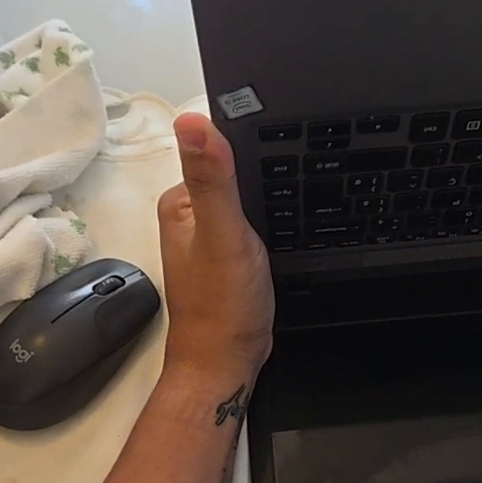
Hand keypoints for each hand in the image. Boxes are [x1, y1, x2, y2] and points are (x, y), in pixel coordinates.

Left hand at [156, 113, 273, 383]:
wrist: (227, 363)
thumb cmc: (221, 305)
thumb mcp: (221, 234)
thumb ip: (211, 179)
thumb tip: (191, 119)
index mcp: (179, 200)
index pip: (217, 150)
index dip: (253, 145)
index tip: (287, 148)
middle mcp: (190, 214)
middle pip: (236, 175)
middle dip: (267, 175)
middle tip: (301, 181)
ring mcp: (210, 236)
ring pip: (247, 201)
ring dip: (271, 199)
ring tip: (299, 200)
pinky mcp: (229, 256)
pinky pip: (253, 224)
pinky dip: (271, 223)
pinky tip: (287, 227)